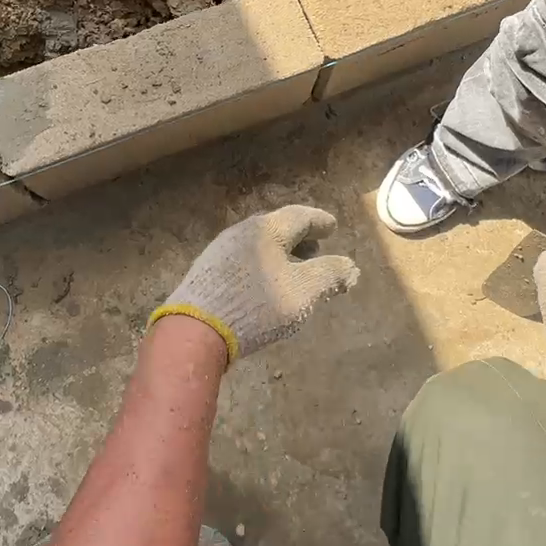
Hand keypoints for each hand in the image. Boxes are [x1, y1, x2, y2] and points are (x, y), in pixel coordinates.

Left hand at [150, 205, 360, 363]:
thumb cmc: (256, 306)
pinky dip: (264, 263)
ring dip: (281, 252)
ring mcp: (221, 250)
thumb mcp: (303, 291)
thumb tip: (350, 266)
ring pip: (260, 244)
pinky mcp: (208, 271)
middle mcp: (242, 231)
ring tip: (294, 268)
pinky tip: (265, 284)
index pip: (299, 216)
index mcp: (266, 229)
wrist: (195, 329)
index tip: (332, 226)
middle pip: (277, 228)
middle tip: (317, 247)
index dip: (319, 221)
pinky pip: (245, 258)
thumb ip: (330, 275)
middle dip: (300, 237)